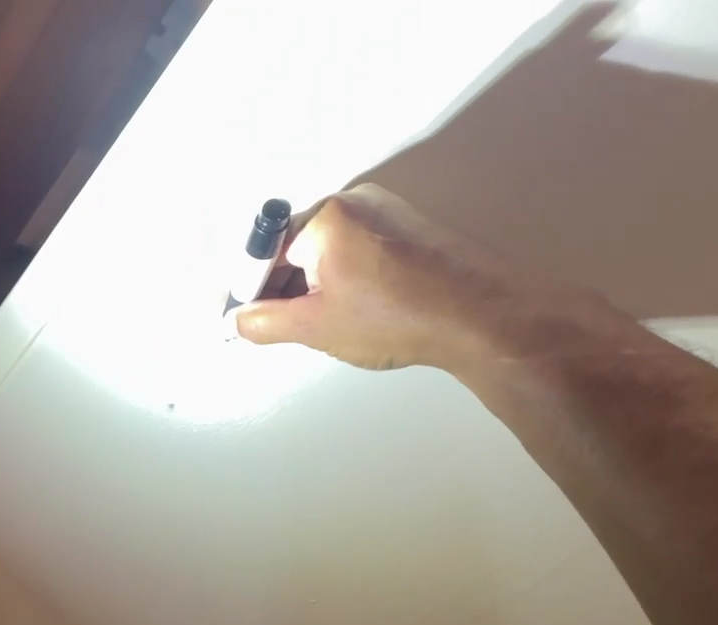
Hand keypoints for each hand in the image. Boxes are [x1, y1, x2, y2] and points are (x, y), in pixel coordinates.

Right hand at [232, 184, 626, 375]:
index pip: (263, 252)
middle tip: (283, 329)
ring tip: (323, 325)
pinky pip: (352, 252)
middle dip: (281, 290)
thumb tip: (233, 322)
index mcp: (325, 216)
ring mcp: (384, 212)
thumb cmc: (394, 316)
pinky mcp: (406, 230)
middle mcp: (354, 202)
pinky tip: (352, 312)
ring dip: (311, 289)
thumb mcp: (313, 327)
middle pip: (292, 248)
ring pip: (322, 253)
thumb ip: (260, 322)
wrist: (484, 317)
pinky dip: (340, 281)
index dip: (249, 291)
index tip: (243, 321)